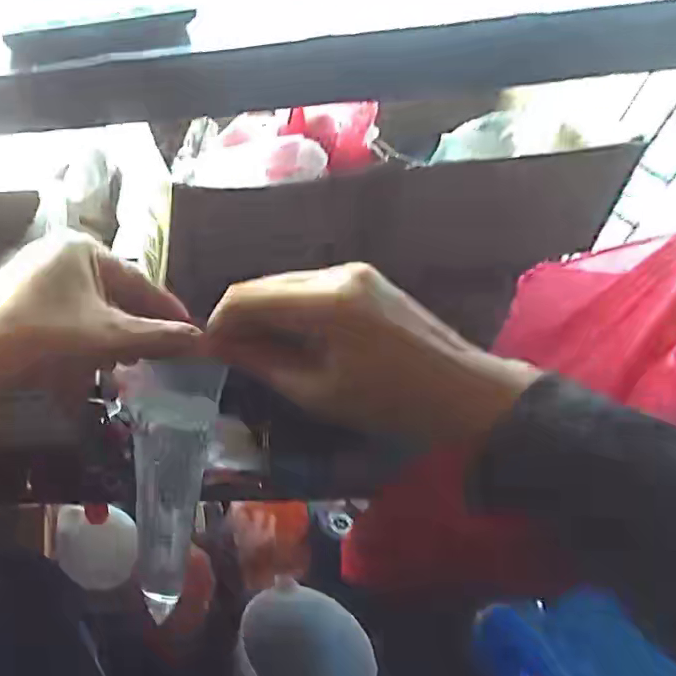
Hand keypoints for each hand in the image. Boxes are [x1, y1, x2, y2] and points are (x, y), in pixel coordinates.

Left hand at [0, 233, 200, 455]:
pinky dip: (76, 339)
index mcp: (82, 247)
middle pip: (110, 295)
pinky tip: (82, 365)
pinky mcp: (12, 299)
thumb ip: (157, 336)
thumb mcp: (109, 336)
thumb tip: (201, 339)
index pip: (137, 281)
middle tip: (150, 356)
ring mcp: (29, 274)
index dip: (166, 310)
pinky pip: (58, 317)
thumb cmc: (48, 335)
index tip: (190, 332)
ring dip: (105, 339)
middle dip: (132, 329)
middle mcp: (55, 252)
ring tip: (117, 365)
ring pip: (83, 309)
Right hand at [205, 264, 539, 443]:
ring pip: (281, 284)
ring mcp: (353, 271)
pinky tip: (287, 338)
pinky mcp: (363, 278)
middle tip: (227, 353)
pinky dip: (285, 309)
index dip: (218, 322)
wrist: (467, 394)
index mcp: (326, 302)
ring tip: (256, 349)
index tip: (208, 351)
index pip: (245, 296)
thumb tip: (217, 347)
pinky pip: (306, 287)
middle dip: (236, 317)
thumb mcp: (315, 391)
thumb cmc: (389, 403)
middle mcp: (337, 273)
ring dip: (260, 312)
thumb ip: (260, 362)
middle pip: (261, 284)